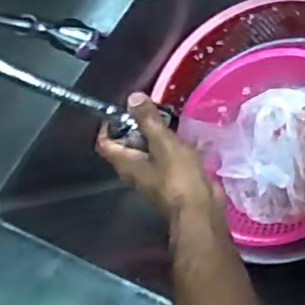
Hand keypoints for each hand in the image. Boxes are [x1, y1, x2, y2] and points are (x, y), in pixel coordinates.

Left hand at [96, 92, 219, 221]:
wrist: (199, 206)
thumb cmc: (178, 175)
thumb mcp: (164, 143)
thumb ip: (149, 121)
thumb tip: (133, 98)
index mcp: (125, 162)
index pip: (105, 142)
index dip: (109, 125)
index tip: (126, 109)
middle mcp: (134, 170)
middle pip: (126, 145)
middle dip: (138, 126)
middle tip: (156, 111)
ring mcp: (152, 176)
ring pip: (147, 151)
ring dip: (157, 136)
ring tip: (174, 121)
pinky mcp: (171, 178)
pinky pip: (164, 158)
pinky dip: (171, 147)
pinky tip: (188, 139)